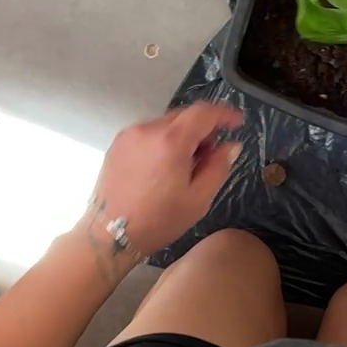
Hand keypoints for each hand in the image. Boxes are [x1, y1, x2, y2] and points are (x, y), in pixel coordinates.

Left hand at [75, 101, 244, 268]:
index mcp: (170, 141)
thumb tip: (230, 146)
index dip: (225, 114)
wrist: (109, 234)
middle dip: (203, 129)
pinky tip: (164, 167)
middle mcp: (147, 129)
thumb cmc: (158, 221)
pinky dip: (163, 142)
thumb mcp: (198, 199)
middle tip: (211, 154)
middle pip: (184, 116)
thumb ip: (218, 167)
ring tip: (186, 166)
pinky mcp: (118, 144)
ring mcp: (129, 135)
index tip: (237, 123)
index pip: (203, 113)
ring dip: (182, 136)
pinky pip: (149, 133)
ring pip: (166, 124)